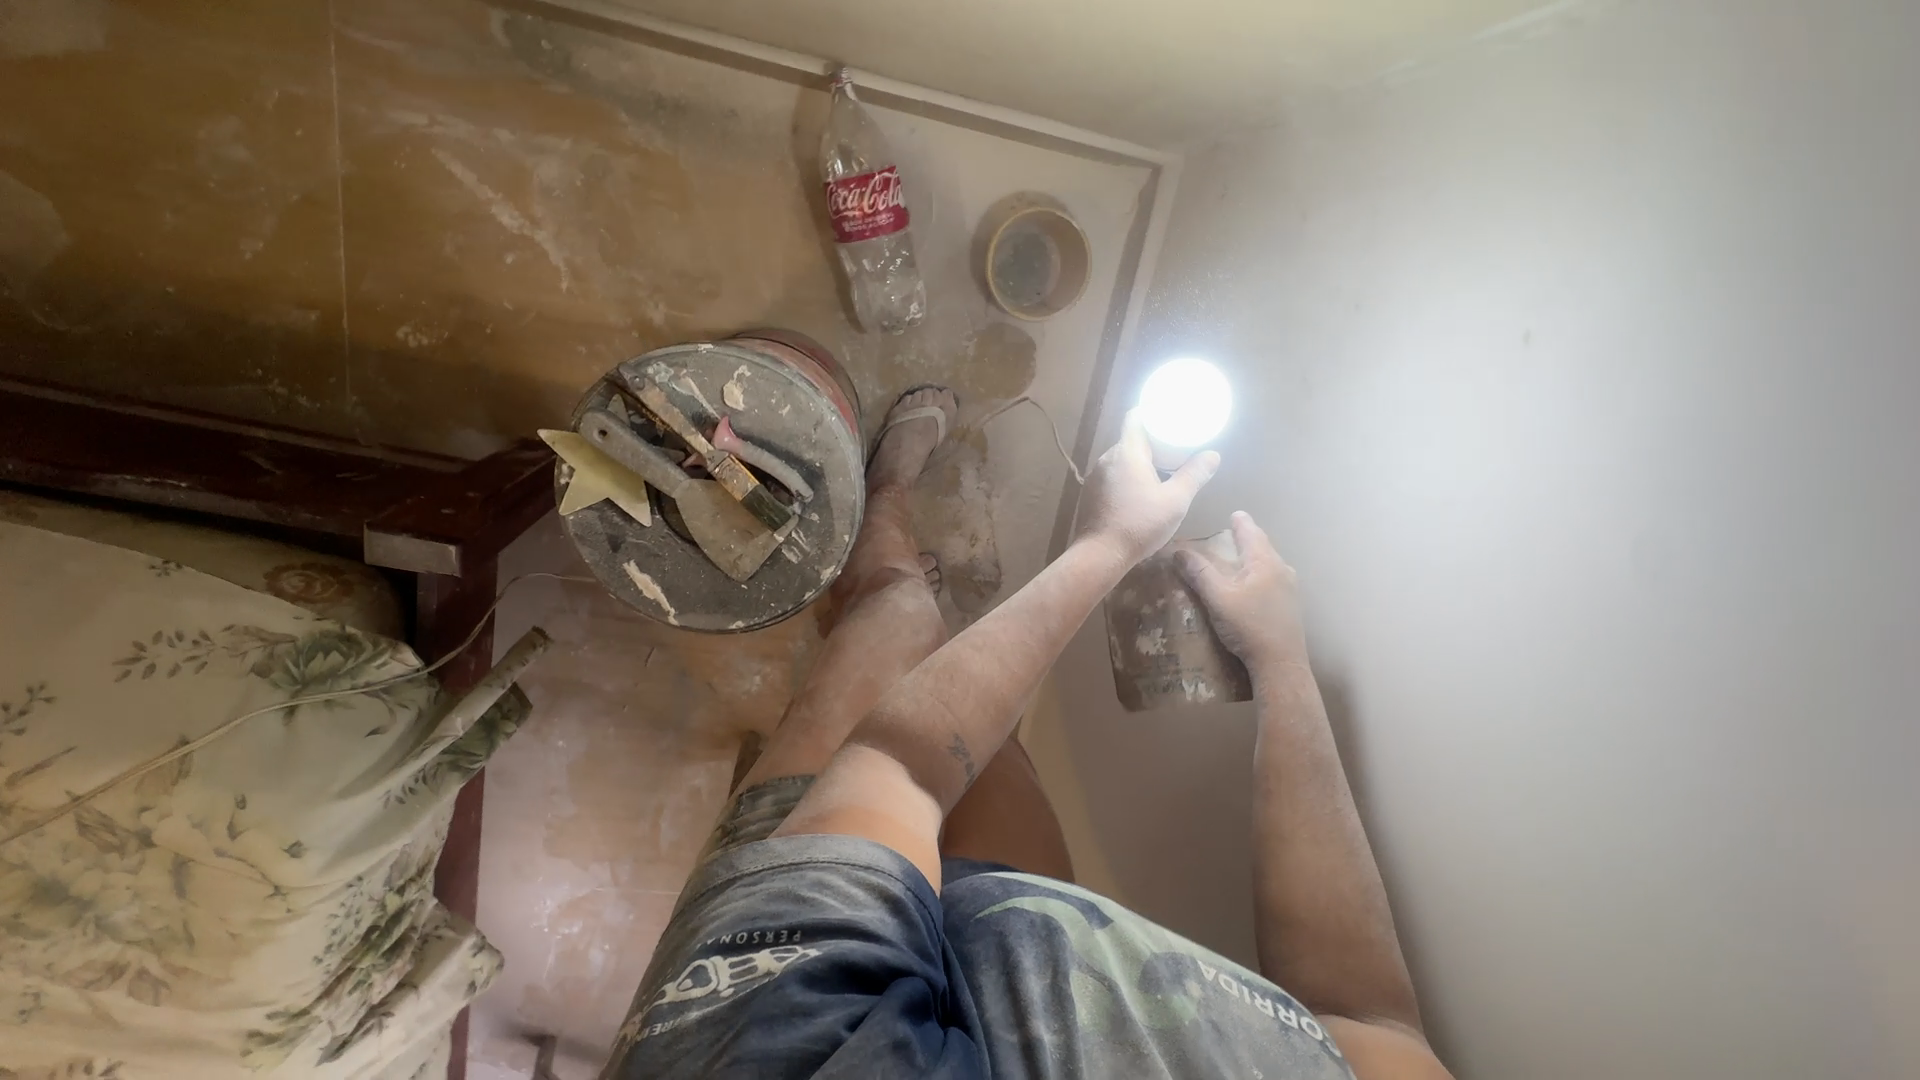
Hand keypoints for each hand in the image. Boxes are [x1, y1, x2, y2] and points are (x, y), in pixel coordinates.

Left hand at [1074, 410, 1218, 562]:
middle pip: (1130, 439)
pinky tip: (1140, 492)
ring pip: (1121, 459)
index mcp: (1127, 452)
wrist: (1100, 554)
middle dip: (1151, 441)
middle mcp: (1107, 458)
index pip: (1135, 417)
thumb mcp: (1176, 501)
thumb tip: (1212, 455)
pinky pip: (1112, 475)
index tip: (1168, 416)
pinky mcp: (1091, 493)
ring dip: (1140, 461)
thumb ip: (1194, 475)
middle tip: (1174, 447)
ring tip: (1161, 470)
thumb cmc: (1140, 524)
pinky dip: (1127, 476)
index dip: (1151, 412)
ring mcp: (1095, 476)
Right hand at [1176, 511, 1308, 667]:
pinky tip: (1249, 588)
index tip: (1233, 513)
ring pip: (1268, 565)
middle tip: (1230, 537)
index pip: (1251, 533)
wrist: (1280, 664)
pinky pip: (1272, 581)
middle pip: (1262, 548)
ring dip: (1252, 560)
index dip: (1240, 522)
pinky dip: (1258, 576)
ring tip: (1236, 562)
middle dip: (1247, 540)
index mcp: (1265, 563)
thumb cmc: (1249, 626)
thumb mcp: (1218, 598)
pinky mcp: (1289, 608)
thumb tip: (1179, 551)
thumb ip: (1199, 573)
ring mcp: (1290, 590)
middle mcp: (1282, 571)